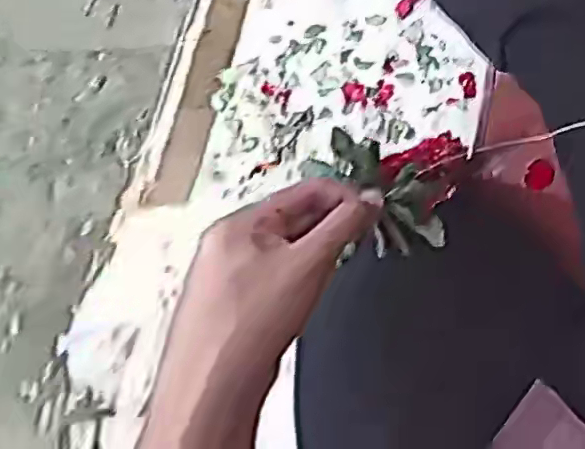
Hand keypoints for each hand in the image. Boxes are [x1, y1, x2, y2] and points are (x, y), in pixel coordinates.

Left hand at [142, 178, 380, 447]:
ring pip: (294, 242)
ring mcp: (229, 273)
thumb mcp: (312, 260)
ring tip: (332, 267)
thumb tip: (371, 199)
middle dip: (335, 224)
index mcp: (238, 226)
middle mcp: (228, 244)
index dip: (347, 196)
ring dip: (322, 248)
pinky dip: (306, 270)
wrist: (212, 394)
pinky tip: (311, 289)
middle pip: (301, 214)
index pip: (309, 189)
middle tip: (360, 235)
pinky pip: (283, 267)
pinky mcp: (237, 299)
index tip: (372, 210)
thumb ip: (348, 221)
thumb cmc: (248, 327)